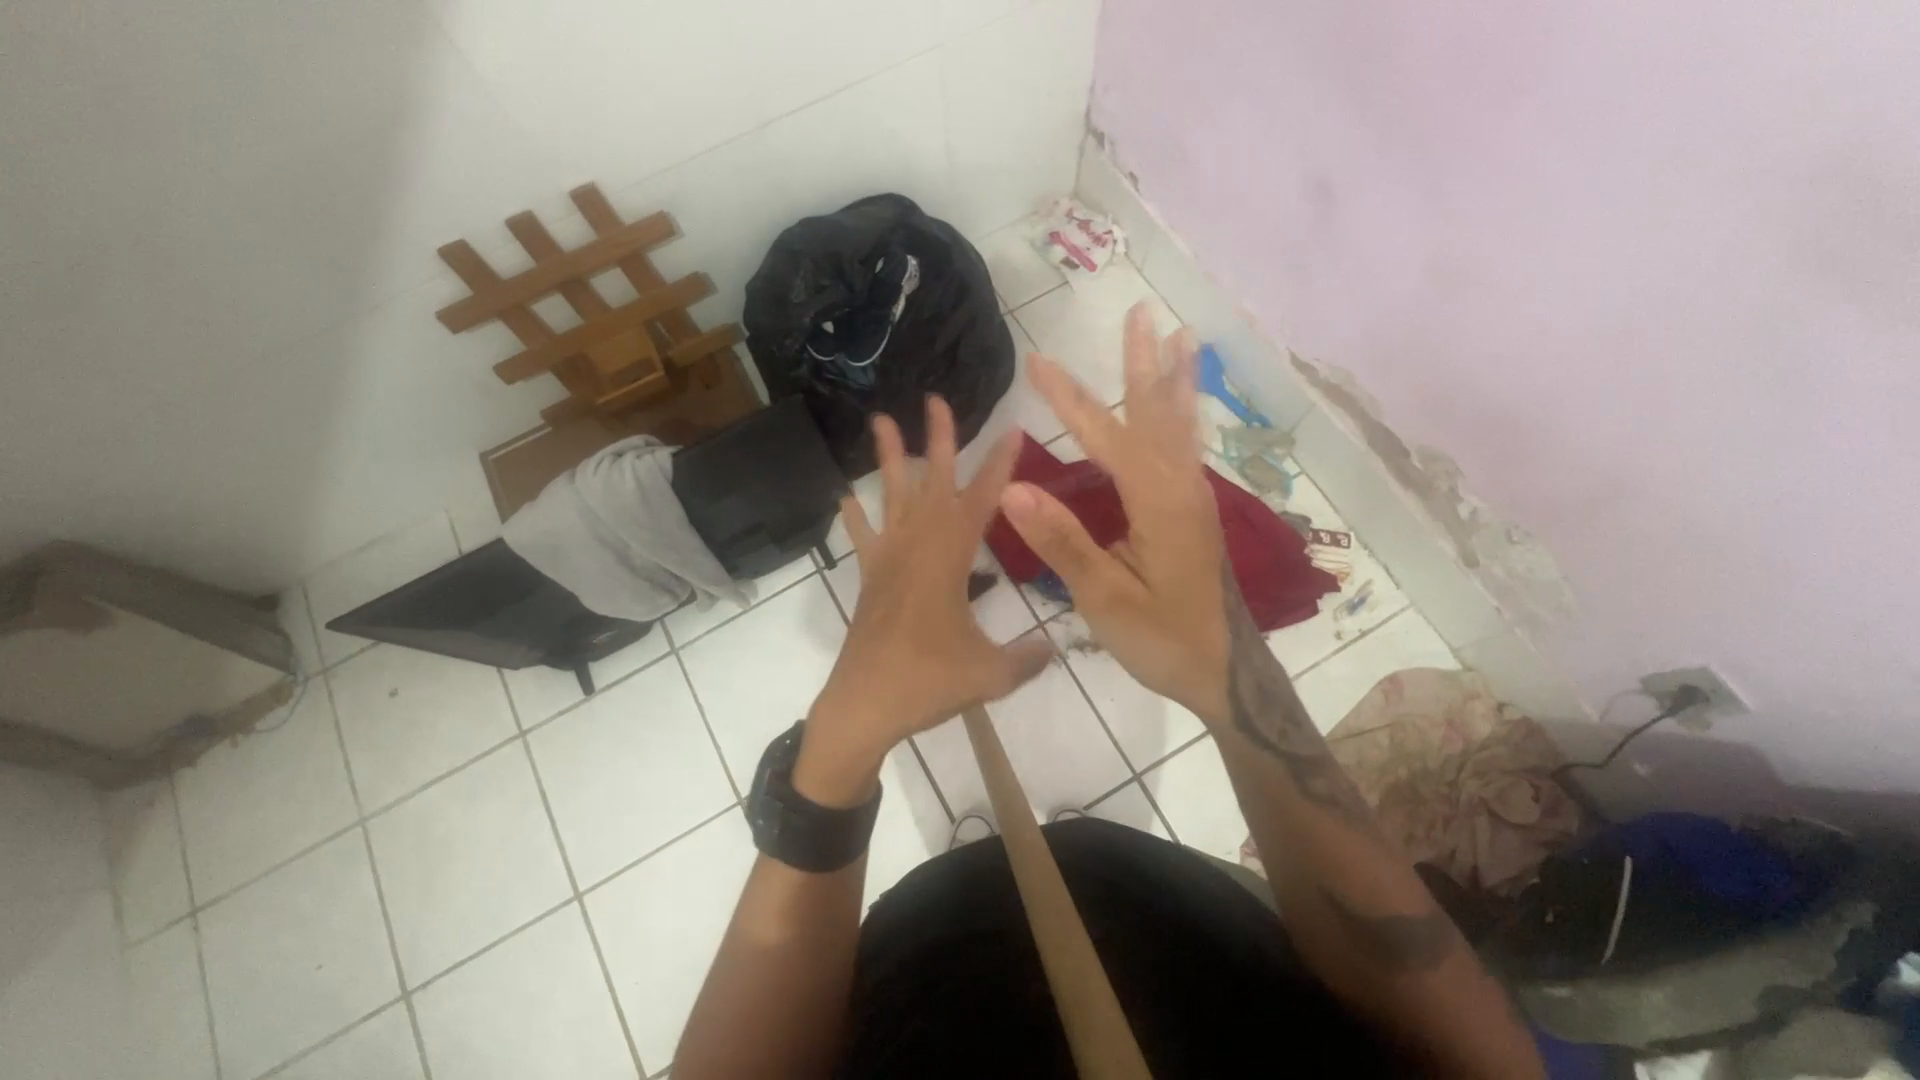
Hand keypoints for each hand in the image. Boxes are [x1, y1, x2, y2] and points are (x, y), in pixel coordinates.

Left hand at [798, 397, 1054, 805]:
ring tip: (879, 420)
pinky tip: (849, 496)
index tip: (1013, 431)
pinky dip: (856, 517)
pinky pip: (862, 539)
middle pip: (932, 483)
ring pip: (892, 499)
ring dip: (888, 459)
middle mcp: (916, 549)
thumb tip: (1056, 646)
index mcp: (949, 560)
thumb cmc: (926, 684)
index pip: (982, 502)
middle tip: (938, 399)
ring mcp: (887, 563)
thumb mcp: (989, 674)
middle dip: (939, 440)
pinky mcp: (869, 581)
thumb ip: (1026, 657)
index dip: (1000, 466)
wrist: (862, 708)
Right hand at [998, 304, 1234, 723]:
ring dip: (1173, 379)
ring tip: (1179, 337)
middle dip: (1144, 364)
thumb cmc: (1163, 640)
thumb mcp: (1106, 600)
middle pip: (1158, 415)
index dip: (1070, 400)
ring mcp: (1194, 499)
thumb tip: (1014, 491)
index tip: (1037, 361)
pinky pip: (1186, 447)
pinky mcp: (1195, 513)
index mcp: (1157, 505)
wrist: (1224, 671)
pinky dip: (1181, 413)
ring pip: (1180, 427)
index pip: (1107, 440)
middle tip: (1142, 313)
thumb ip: (1064, 544)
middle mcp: (1182, 489)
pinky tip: (1179, 407)